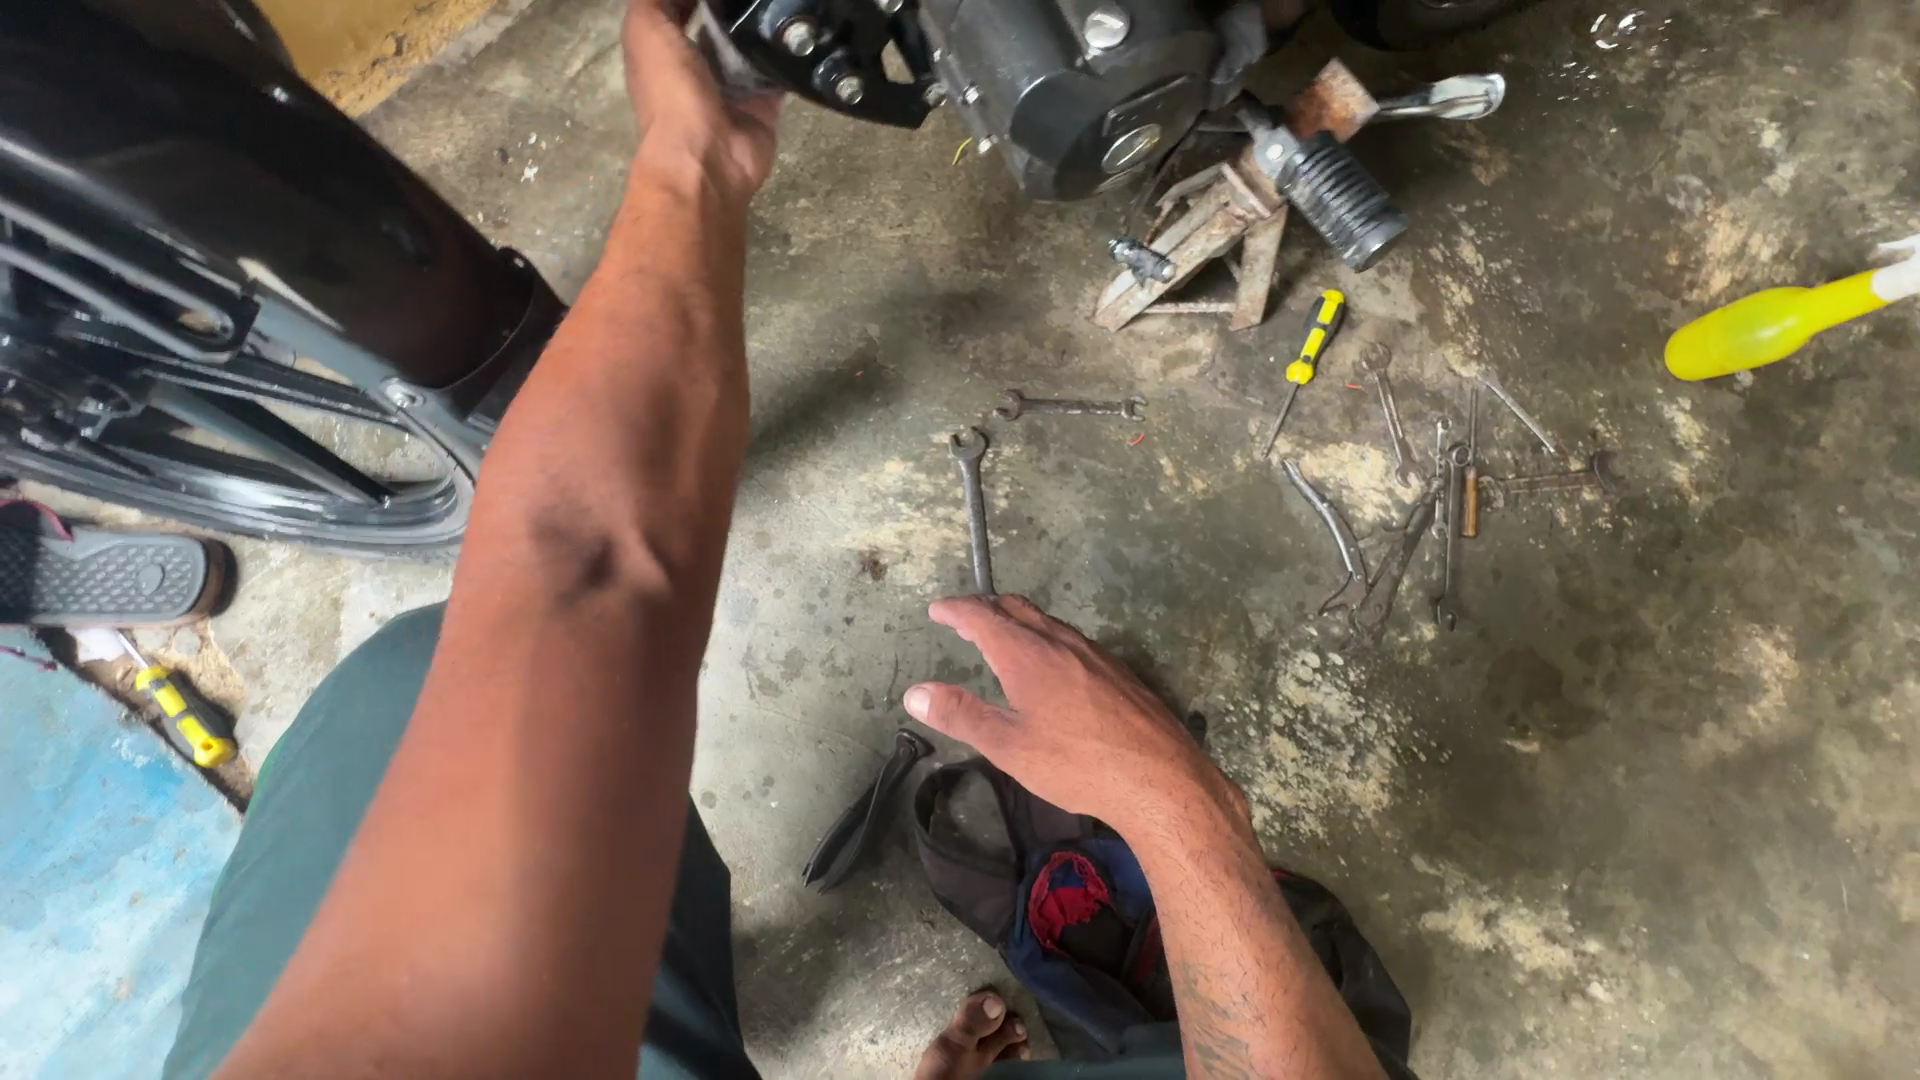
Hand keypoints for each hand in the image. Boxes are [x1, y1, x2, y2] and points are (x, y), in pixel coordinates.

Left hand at [622, 0, 781, 199]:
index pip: (680, 6)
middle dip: (734, 6)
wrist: (707, 156)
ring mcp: (733, 90)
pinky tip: (794, 34)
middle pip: (719, 24)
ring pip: (750, 47)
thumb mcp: (646, 24)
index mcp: (664, 48)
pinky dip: (785, 59)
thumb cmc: (670, 90)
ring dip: (763, 26)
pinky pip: (777, 76)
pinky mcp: (763, 108)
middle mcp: (698, 68)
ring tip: (780, 5)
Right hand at [904, 595, 1247, 835]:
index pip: (982, 616)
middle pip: (1016, 608)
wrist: (1160, 777)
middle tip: (963, 617)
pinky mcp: (1118, 670)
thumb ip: (961, 715)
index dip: (955, 609)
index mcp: (1027, 654)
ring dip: (1017, 620)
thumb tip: (914, 692)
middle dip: (985, 606)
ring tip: (1002, 635)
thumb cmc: (1076, 764)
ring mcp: (1094, 653)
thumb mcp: (1009, 746)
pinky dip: (1045, 637)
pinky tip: (1052, 665)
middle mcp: (1060, 642)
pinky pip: (1071, 639)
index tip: (936, 609)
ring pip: (1047, 622)